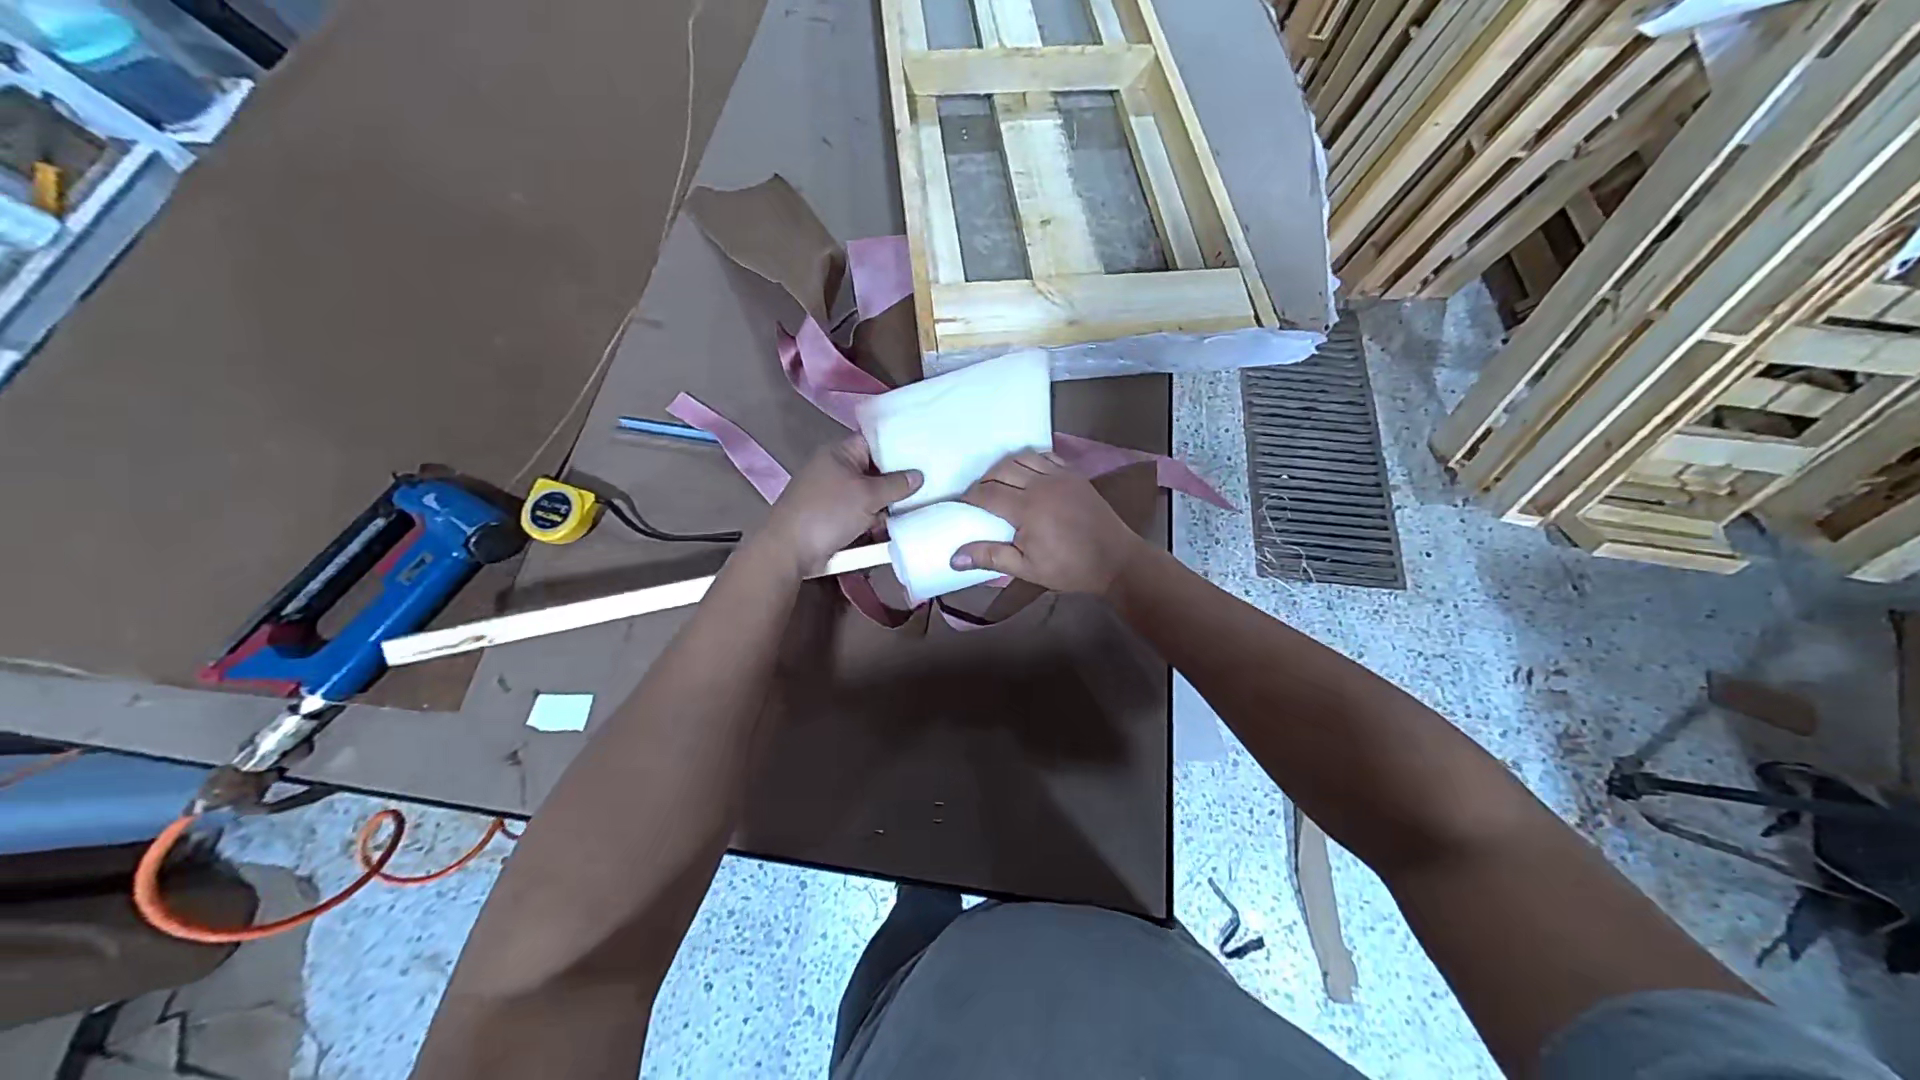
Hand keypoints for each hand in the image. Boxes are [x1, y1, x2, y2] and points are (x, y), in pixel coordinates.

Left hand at [754, 435, 921, 577]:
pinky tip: (892, 528)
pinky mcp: (834, 516)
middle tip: (926, 486)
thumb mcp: (867, 496)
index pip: (875, 440)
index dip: (899, 446)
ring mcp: (834, 494)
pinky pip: (861, 513)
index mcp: (840, 453)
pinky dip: (874, 520)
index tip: (924, 453)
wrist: (790, 550)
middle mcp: (836, 469)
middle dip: (896, 482)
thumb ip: (896, 485)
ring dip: (886, 506)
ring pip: (870, 495)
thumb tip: (918, 475)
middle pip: (875, 470)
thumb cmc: (828, 512)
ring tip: (912, 511)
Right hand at [952, 451, 1146, 595]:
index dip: (970, 498)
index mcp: (1027, 508)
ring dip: (1004, 467)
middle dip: (984, 481)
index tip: (962, 506)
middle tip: (979, 498)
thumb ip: (990, 557)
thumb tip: (954, 558)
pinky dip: (1028, 460)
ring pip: (1020, 457)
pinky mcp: (1074, 474)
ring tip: (999, 484)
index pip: (986, 493)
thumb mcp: (1027, 569)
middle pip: (1000, 470)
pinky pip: (1044, 456)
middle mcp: (1041, 484)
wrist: (1115, 559)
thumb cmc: (1069, 568)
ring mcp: (1059, 476)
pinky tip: (1026, 475)